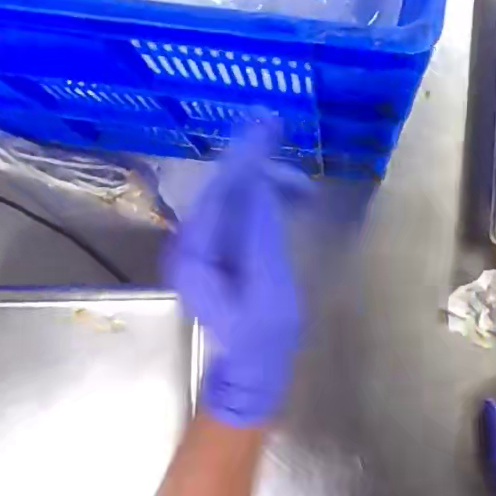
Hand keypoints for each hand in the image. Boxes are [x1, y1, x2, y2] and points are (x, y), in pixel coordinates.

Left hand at [166, 119, 309, 426]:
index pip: (219, 190)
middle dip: (260, 168)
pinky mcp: (221, 251)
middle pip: (223, 188)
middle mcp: (191, 242)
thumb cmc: (263, 336)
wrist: (254, 372)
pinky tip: (291, 200)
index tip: (267, 123)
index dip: (244, 155)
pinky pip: (240, 212)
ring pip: (234, 197)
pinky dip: (265, 200)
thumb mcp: (268, 286)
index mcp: (195, 251)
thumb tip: (259, 183)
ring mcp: (204, 246)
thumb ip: (261, 232)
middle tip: (298, 165)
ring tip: (305, 191)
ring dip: (268, 186)